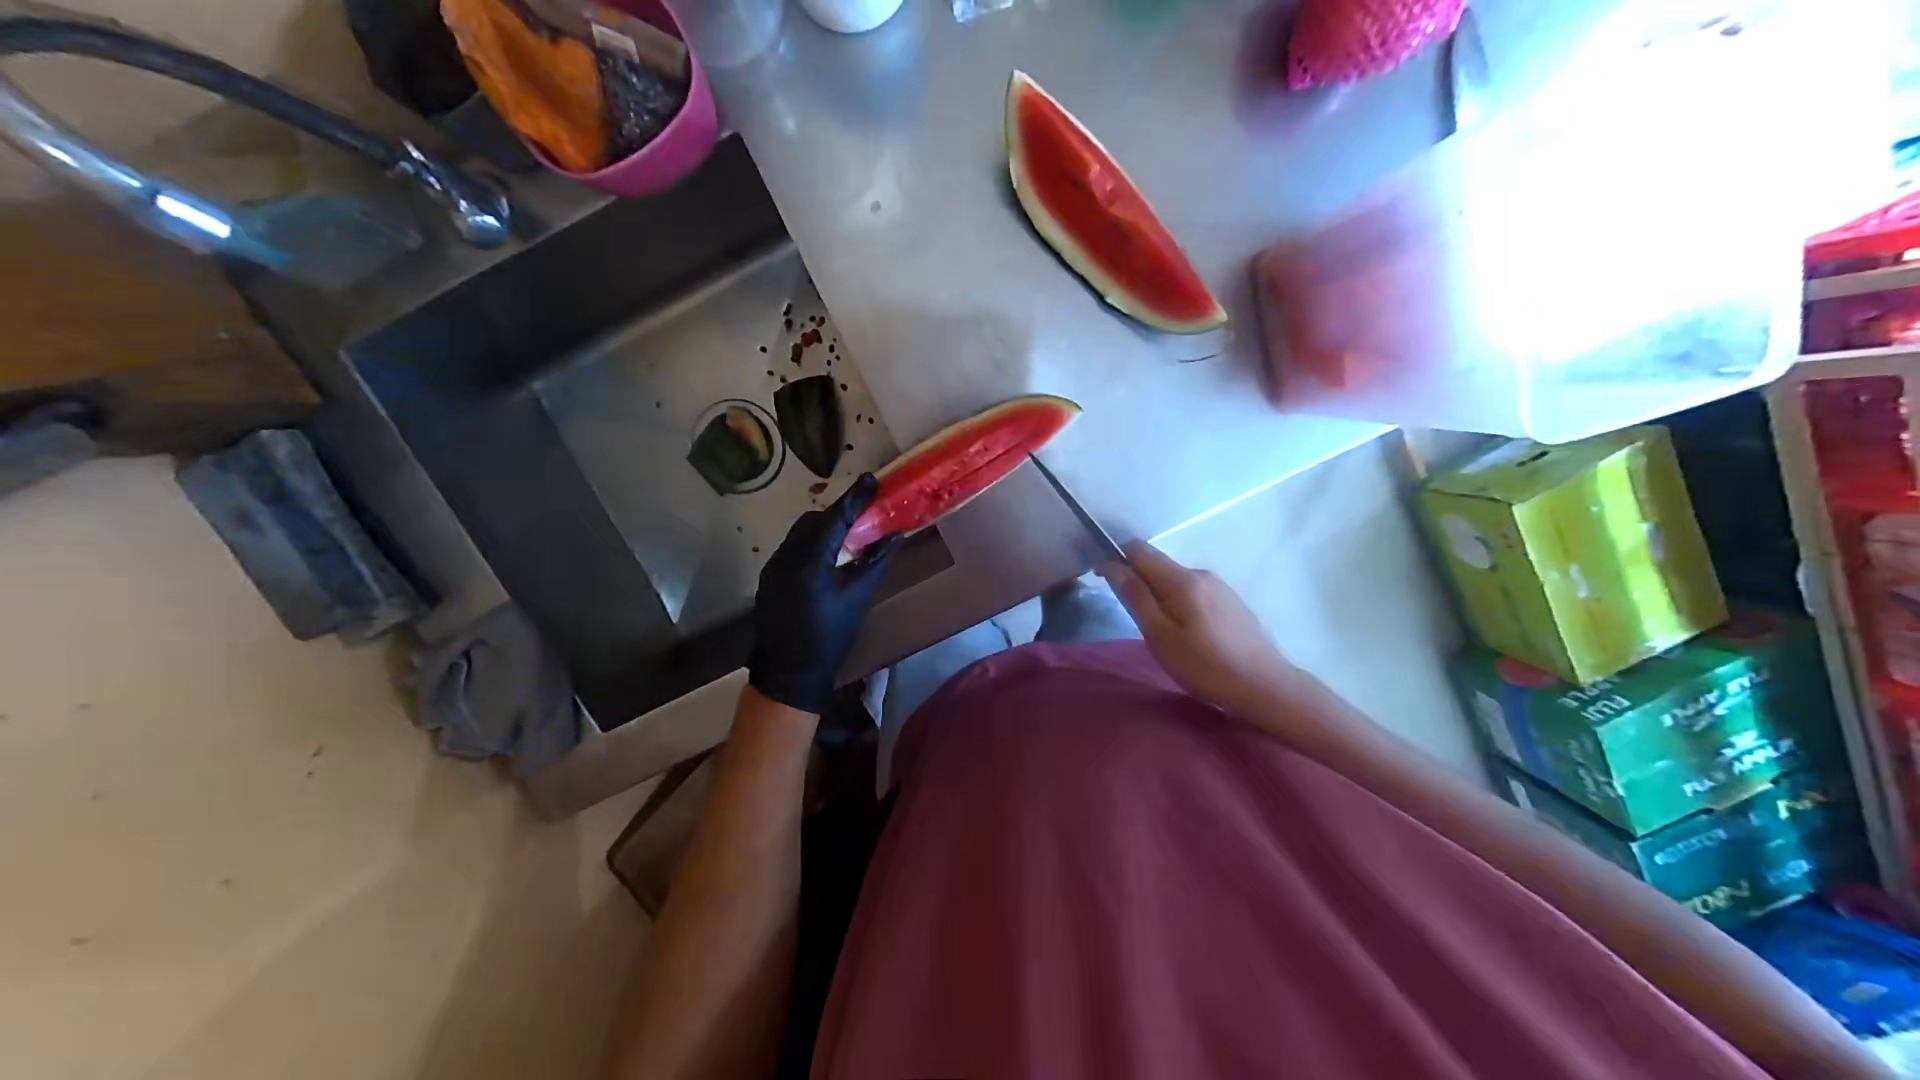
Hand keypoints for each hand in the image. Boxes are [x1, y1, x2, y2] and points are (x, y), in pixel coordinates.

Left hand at [749, 474, 902, 713]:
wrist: (791, 671)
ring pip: (799, 534)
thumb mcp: (859, 597)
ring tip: (847, 538)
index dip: (855, 497)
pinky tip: (826, 560)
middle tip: (863, 515)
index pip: (834, 517)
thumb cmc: (831, 634)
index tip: (871, 479)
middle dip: (838, 514)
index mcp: (809, 559)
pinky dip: (810, 546)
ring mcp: (772, 567)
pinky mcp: (768, 578)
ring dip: (823, 530)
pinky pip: (791, 549)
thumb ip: (876, 560)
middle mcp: (785, 556)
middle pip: (813, 521)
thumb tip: (897, 534)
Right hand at [1100, 540, 1300, 719]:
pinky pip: (1192, 591)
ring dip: (1157, 593)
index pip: (1138, 548)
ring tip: (1157, 629)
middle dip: (1136, 579)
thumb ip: (1135, 597)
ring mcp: (1220, 586)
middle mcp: (1201, 573)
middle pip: (1157, 564)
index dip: (1114, 557)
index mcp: (1181, 578)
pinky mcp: (1231, 601)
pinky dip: (1177, 602)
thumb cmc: (1205, 666)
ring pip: (1175, 579)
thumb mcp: (1160, 636)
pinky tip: (1185, 632)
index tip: (1101, 580)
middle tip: (1131, 617)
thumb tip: (1111, 566)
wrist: (1266, 687)